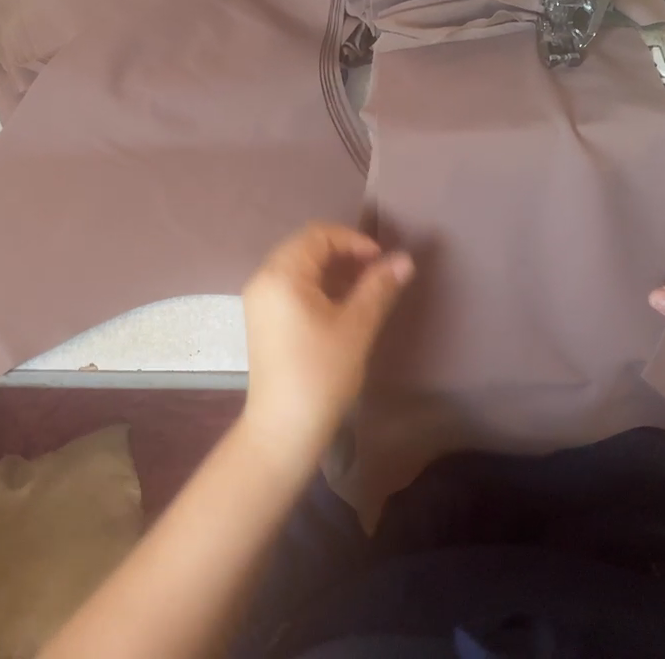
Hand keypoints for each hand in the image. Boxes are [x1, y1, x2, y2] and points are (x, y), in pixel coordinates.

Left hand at [239, 223, 412, 460]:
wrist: (284, 428)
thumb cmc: (321, 373)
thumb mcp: (356, 327)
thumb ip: (379, 287)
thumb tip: (404, 259)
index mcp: (281, 274)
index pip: (318, 235)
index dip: (353, 240)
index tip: (381, 261)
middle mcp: (263, 280)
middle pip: (305, 248)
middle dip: (344, 254)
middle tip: (376, 273)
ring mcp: (259, 300)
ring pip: (299, 268)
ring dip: (333, 270)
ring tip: (365, 290)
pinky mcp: (263, 319)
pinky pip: (291, 287)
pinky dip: (318, 287)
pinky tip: (342, 306)